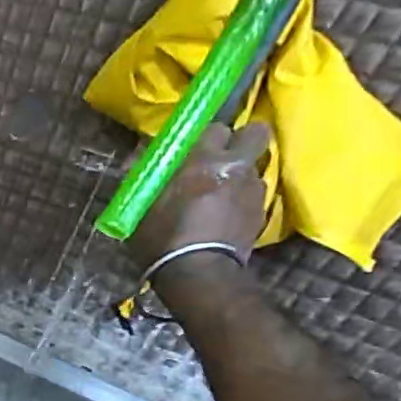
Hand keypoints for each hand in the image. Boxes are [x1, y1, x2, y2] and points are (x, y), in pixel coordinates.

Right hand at [123, 121, 270, 274]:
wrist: (198, 272)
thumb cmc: (162, 238)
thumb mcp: (141, 209)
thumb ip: (145, 178)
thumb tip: (138, 156)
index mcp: (203, 160)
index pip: (215, 128)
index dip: (206, 137)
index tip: (194, 150)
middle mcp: (236, 166)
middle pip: (255, 133)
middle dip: (242, 141)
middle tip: (223, 159)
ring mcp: (254, 188)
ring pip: (255, 166)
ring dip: (241, 175)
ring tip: (221, 195)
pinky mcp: (263, 211)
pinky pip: (254, 194)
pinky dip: (242, 199)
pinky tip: (226, 216)